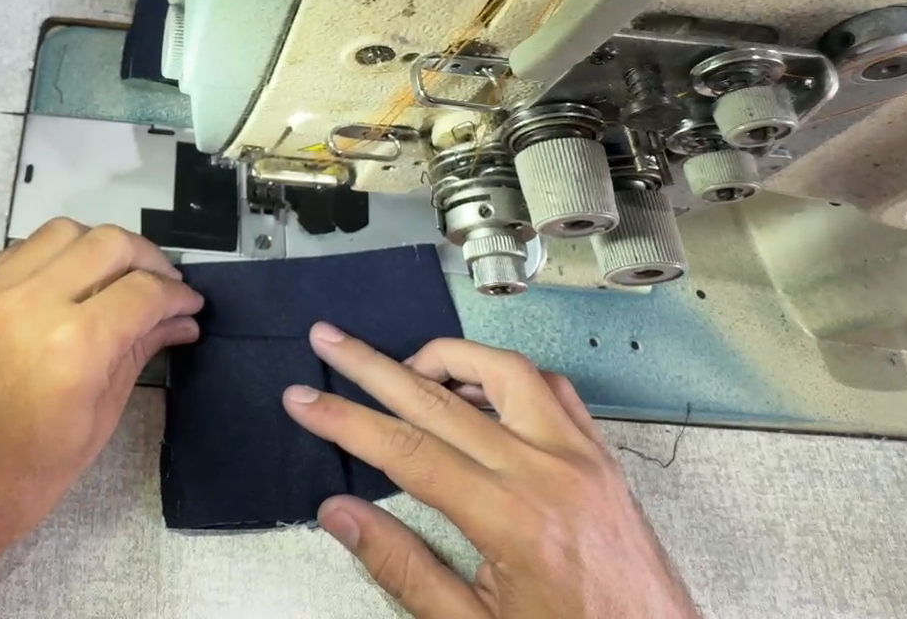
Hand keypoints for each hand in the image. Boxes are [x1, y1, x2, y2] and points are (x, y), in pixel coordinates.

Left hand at [0, 218, 203, 574]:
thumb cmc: (15, 485)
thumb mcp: (93, 428)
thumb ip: (137, 356)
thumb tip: (180, 321)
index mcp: (71, 348)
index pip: (143, 292)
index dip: (177, 295)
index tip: (191, 304)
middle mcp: (30, 301)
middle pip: (108, 243)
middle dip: (148, 258)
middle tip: (164, 284)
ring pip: (63, 231)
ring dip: (101, 247)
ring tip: (118, 277)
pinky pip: (22, 250)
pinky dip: (56, 257)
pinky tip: (68, 285)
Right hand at [282, 324, 697, 618]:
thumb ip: (402, 567)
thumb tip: (339, 513)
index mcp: (514, 521)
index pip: (406, 451)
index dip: (345, 420)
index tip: (303, 399)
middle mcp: (548, 473)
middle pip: (438, 395)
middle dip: (371, 365)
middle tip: (329, 339)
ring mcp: (581, 457)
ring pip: (502, 369)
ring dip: (445, 358)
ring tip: (404, 365)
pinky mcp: (602, 458)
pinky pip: (552, 388)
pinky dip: (504, 374)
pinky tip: (478, 387)